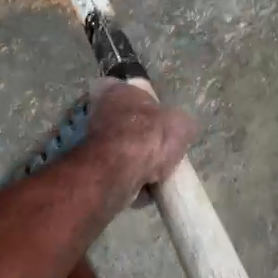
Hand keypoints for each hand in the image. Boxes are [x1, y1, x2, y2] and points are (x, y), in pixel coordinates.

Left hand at [85, 79, 197, 195]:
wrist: (120, 172)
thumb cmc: (150, 137)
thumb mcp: (181, 125)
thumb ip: (182, 123)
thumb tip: (183, 128)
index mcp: (117, 89)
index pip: (131, 91)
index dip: (147, 106)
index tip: (160, 121)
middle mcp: (99, 110)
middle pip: (127, 122)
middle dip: (143, 138)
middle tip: (162, 151)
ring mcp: (94, 140)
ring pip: (122, 149)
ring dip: (137, 161)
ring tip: (157, 174)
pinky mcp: (94, 167)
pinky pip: (118, 172)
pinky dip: (130, 180)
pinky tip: (145, 188)